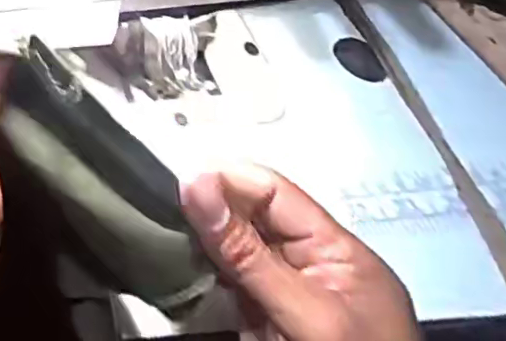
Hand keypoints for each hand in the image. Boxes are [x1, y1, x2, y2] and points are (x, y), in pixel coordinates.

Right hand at [182, 164, 419, 340]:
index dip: (229, 181)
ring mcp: (292, 301)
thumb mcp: (307, 316)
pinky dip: (208, 284)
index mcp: (337, 249)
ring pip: (238, 254)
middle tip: (169, 212)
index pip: (274, 192)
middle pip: (254, 218)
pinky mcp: (271, 328)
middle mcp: (314, 266)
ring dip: (205, 248)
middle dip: (213, 213)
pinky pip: (234, 290)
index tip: (183, 183)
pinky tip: (185, 275)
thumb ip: (249, 252)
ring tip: (171, 240)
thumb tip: (195, 180)